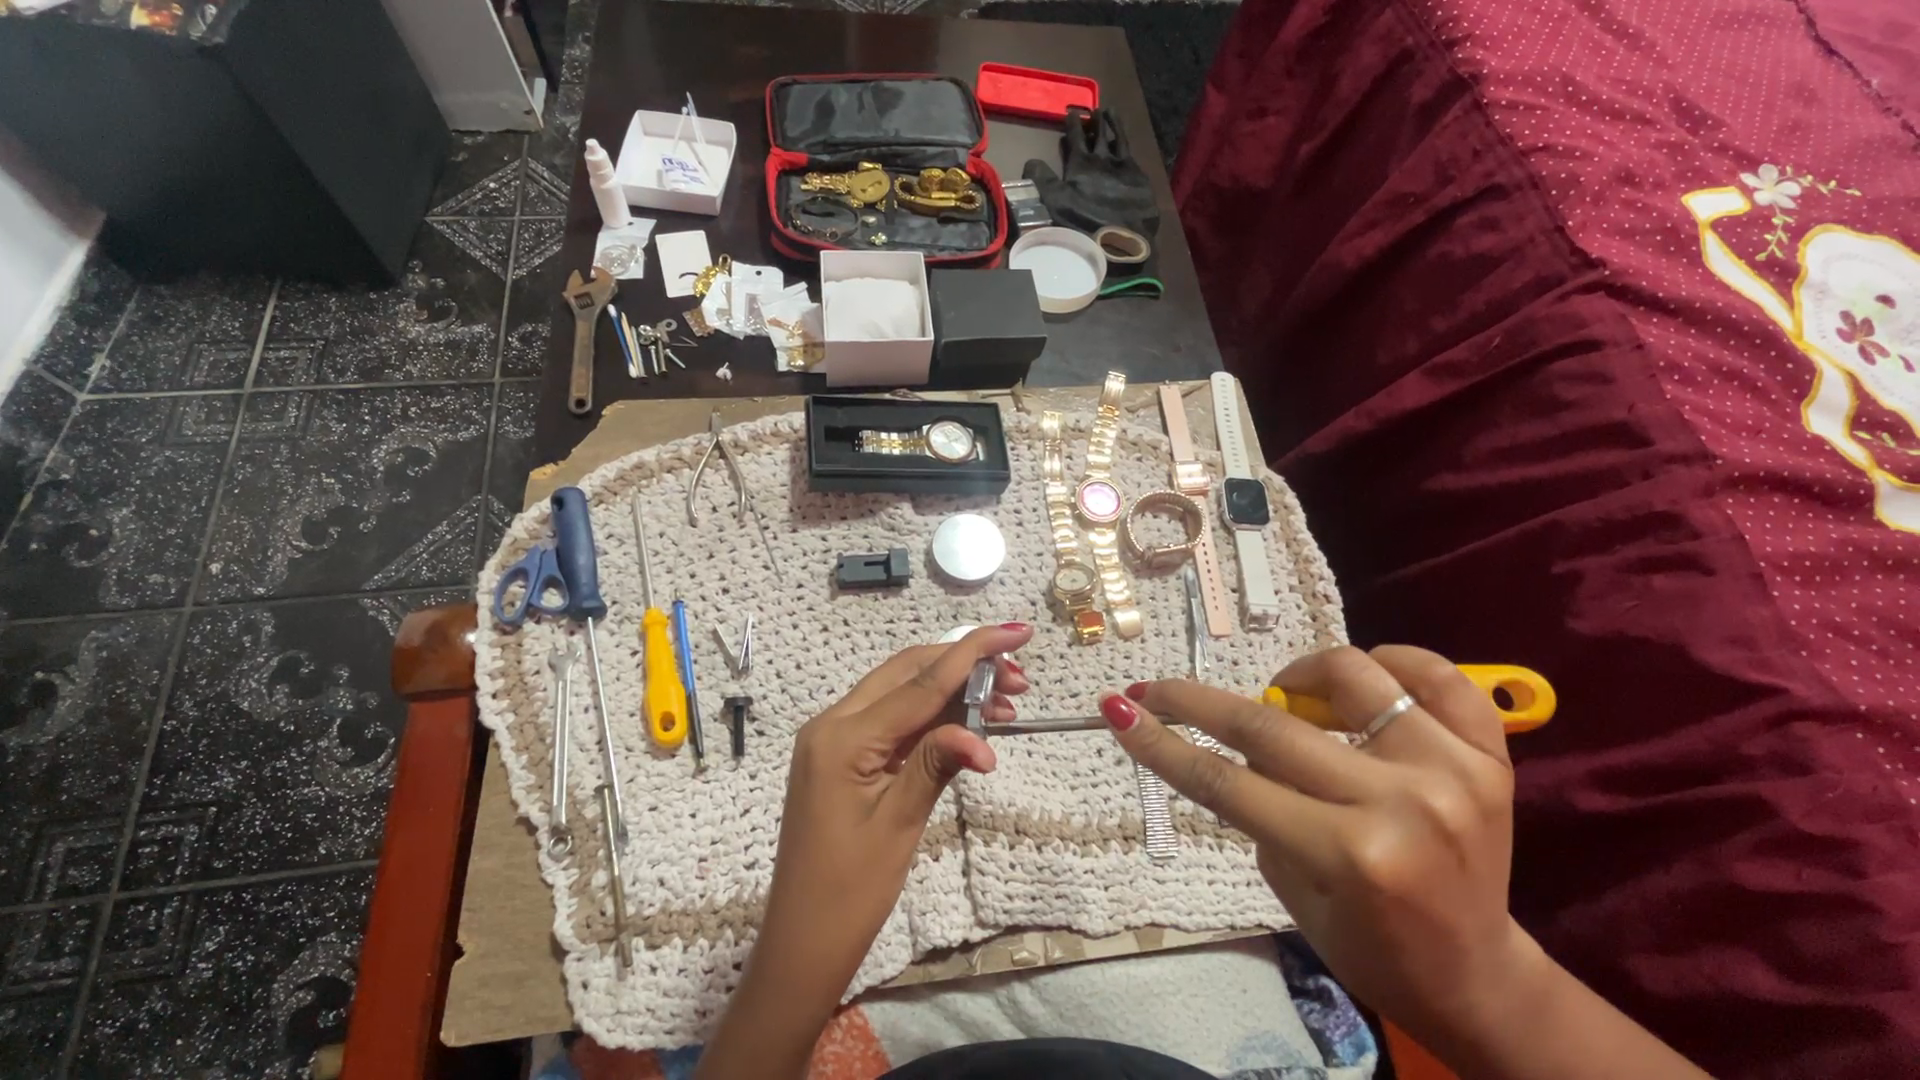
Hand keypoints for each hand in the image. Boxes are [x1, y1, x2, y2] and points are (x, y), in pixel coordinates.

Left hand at [698, 623, 1032, 1079]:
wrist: (802, 941)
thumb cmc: (848, 891)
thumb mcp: (899, 824)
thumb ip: (936, 763)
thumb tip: (984, 737)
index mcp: (841, 736)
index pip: (919, 681)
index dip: (972, 652)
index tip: (1016, 631)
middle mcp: (833, 724)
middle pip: (908, 674)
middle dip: (966, 666)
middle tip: (1020, 675)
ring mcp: (835, 740)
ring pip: (902, 694)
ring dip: (953, 692)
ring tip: (1008, 702)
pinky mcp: (842, 758)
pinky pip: (893, 721)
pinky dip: (933, 718)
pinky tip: (970, 725)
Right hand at [1104, 646, 1526, 1052]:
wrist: (1472, 974)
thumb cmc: (1368, 944)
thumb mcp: (1291, 886)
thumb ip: (1260, 807)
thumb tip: (1239, 739)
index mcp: (1347, 855)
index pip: (1228, 781)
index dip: (1162, 742)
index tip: (1121, 708)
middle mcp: (1401, 804)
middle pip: (1272, 726)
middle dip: (1196, 701)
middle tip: (1165, 690)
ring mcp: (1452, 772)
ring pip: (1353, 676)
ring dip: (1299, 675)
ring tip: (1289, 697)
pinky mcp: (1490, 758)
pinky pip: (1437, 676)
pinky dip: (1391, 662)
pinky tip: (1363, 681)